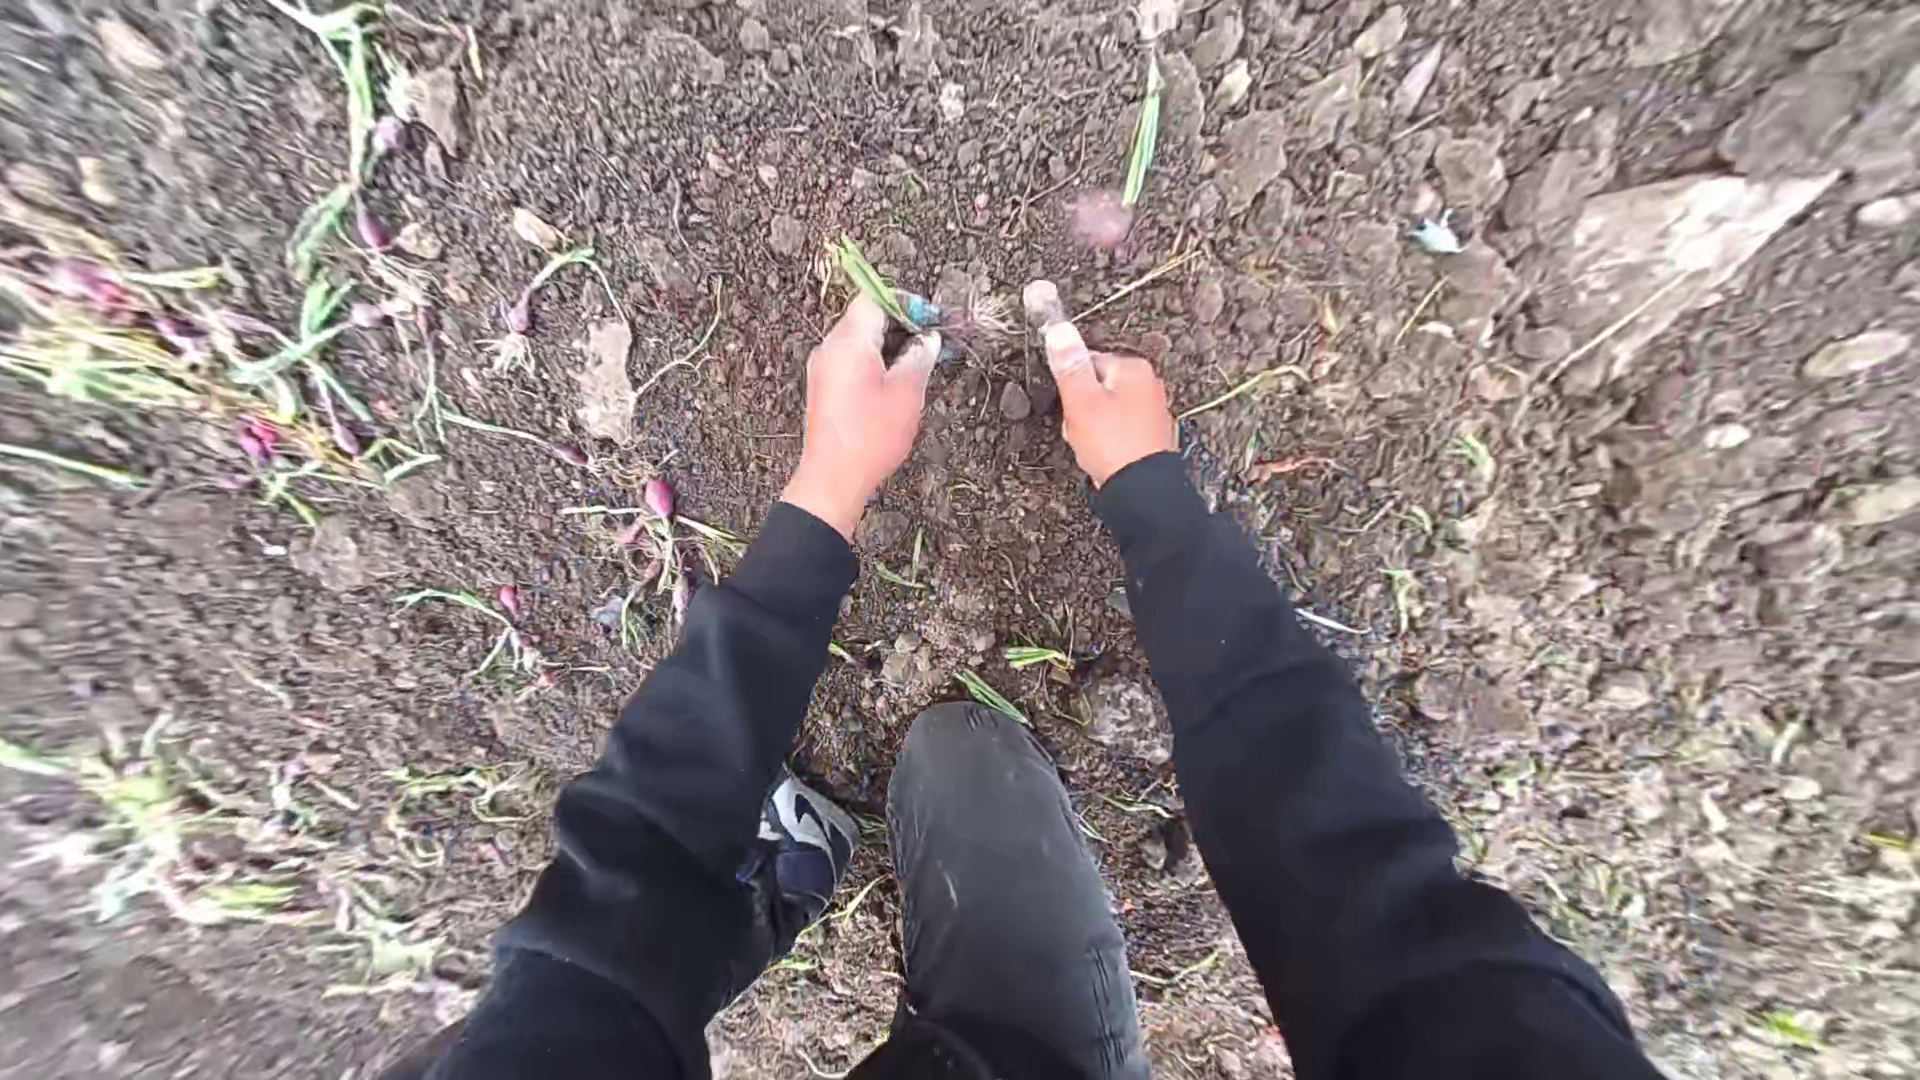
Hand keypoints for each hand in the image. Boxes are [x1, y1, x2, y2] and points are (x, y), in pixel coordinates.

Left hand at [781, 295, 940, 539]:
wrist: (834, 478)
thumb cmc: (870, 437)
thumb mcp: (907, 392)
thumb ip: (920, 357)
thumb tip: (928, 339)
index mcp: (848, 341)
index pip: (875, 299)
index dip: (907, 304)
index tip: (931, 320)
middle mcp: (830, 349)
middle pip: (867, 319)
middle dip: (902, 327)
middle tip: (931, 345)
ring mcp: (824, 370)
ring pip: (861, 343)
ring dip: (891, 348)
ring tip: (918, 368)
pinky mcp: (825, 390)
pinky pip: (853, 363)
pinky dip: (876, 365)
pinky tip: (896, 386)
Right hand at [1032, 288, 1176, 487]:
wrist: (1140, 489)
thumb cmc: (1112, 445)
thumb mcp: (1081, 401)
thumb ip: (1070, 365)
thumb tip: (1059, 329)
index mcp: (1132, 369)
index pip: (1087, 362)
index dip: (1070, 387)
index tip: (1070, 406)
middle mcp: (1147, 384)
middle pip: (1095, 386)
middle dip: (1080, 408)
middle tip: (1081, 429)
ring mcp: (1149, 409)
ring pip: (1104, 409)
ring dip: (1090, 426)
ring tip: (1092, 444)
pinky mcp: (1147, 432)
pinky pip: (1116, 428)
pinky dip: (1106, 439)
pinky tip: (1103, 453)